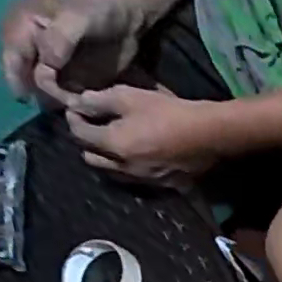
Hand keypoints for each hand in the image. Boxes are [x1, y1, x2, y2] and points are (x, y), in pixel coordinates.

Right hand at [1, 0, 144, 98]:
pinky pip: (67, 93)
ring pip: (47, 88)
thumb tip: (48, 63)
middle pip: (27, 75)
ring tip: (77, 105)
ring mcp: (53, 63)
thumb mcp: (77, 17)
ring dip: (58, 100)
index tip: (23, 97)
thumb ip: (61, 38)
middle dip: (41, 92)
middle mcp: (33, 46)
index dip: (14, 76)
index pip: (12, 54)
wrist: (124, 21)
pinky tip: (86, 108)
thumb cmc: (97, 11)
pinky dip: (72, 102)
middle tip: (65, 102)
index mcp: (23, 25)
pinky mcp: (72, 76)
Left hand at [62, 86, 219, 183]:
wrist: (208, 136)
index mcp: (113, 145)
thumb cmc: (167, 113)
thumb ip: (96, 100)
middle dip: (87, 142)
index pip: (78, 134)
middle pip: (91, 159)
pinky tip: (140, 157)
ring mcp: (146, 180)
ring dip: (109, 159)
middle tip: (95, 127)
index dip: (74, 118)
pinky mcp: (164, 185)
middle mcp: (125, 168)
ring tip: (116, 144)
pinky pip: (138, 179)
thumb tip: (77, 103)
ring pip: (113, 173)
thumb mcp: (126, 96)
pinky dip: (131, 169)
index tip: (78, 108)